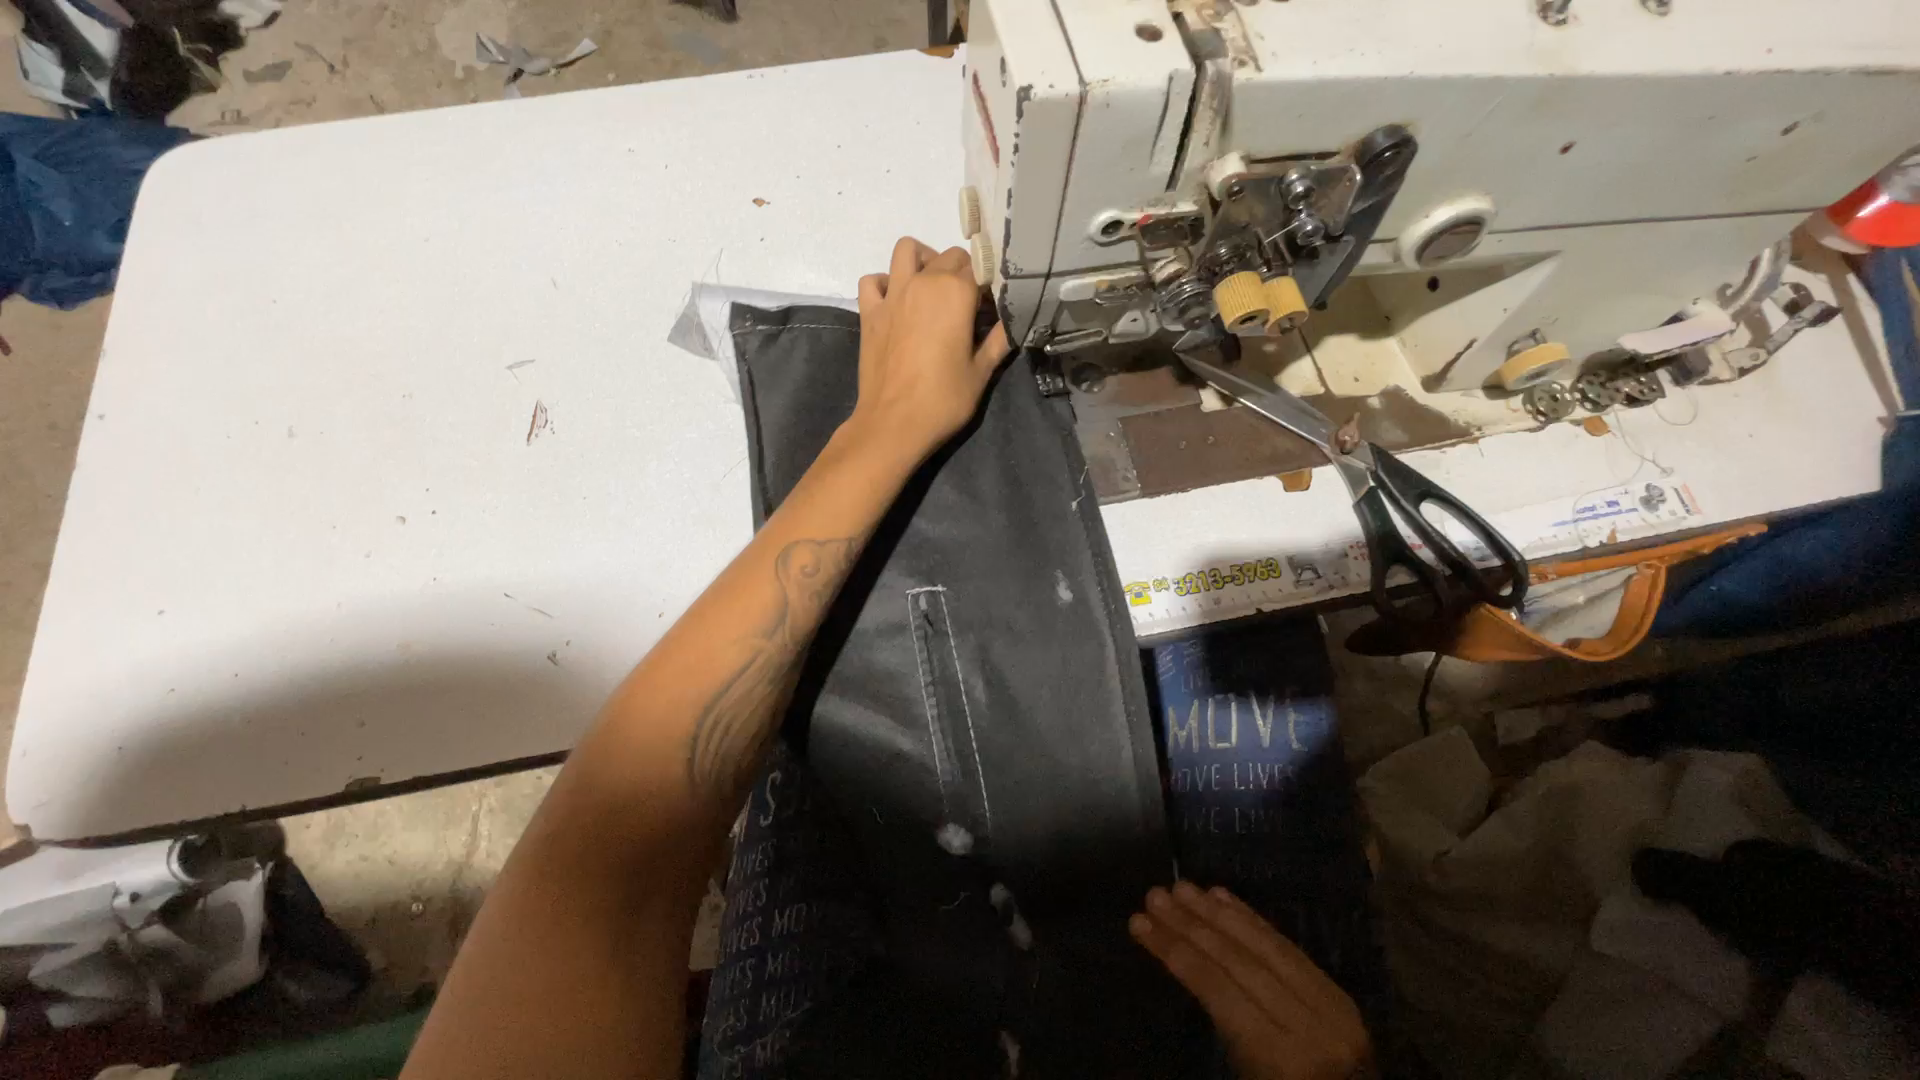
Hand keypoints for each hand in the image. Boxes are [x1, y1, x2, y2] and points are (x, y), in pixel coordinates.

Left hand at [844, 236, 1009, 462]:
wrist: (892, 424)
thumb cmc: (943, 400)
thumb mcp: (982, 372)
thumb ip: (999, 339)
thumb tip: (1014, 320)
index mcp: (955, 293)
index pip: (981, 268)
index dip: (991, 286)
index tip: (993, 308)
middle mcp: (923, 282)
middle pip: (949, 257)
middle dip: (963, 273)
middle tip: (969, 305)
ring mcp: (892, 294)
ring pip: (907, 250)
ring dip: (924, 260)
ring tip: (933, 286)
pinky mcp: (869, 312)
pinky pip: (873, 280)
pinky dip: (885, 282)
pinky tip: (897, 301)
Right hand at [1132, 883, 1371, 1079]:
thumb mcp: (1244, 1076)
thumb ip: (1222, 1023)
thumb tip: (1187, 960)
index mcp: (1278, 1057)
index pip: (1218, 989)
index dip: (1176, 951)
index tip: (1139, 923)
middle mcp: (1306, 1026)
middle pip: (1239, 961)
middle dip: (1192, 924)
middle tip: (1155, 895)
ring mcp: (1328, 1008)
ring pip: (1265, 947)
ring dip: (1219, 913)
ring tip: (1182, 888)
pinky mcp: (1339, 996)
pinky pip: (1290, 949)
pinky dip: (1254, 921)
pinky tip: (1225, 899)